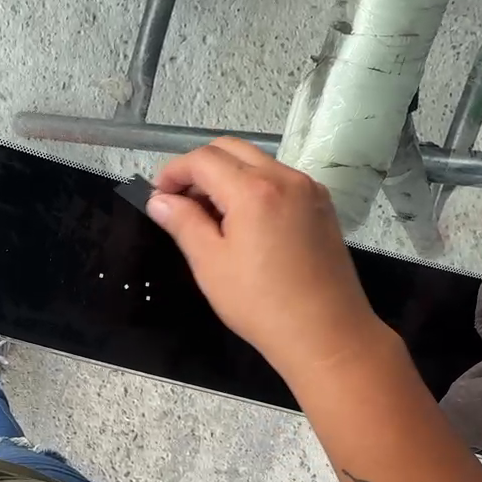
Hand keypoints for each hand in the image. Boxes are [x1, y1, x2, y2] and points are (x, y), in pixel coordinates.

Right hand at [146, 138, 395, 381]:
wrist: (324, 331)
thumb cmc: (259, 303)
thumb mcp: (209, 263)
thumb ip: (183, 223)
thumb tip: (160, 201)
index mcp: (253, 190)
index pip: (203, 159)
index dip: (173, 172)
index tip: (157, 197)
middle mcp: (284, 178)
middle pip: (231, 149)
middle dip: (198, 168)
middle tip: (178, 202)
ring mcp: (308, 189)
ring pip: (256, 161)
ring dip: (225, 176)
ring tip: (207, 215)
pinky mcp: (320, 205)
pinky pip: (278, 179)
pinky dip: (251, 187)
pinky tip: (240, 221)